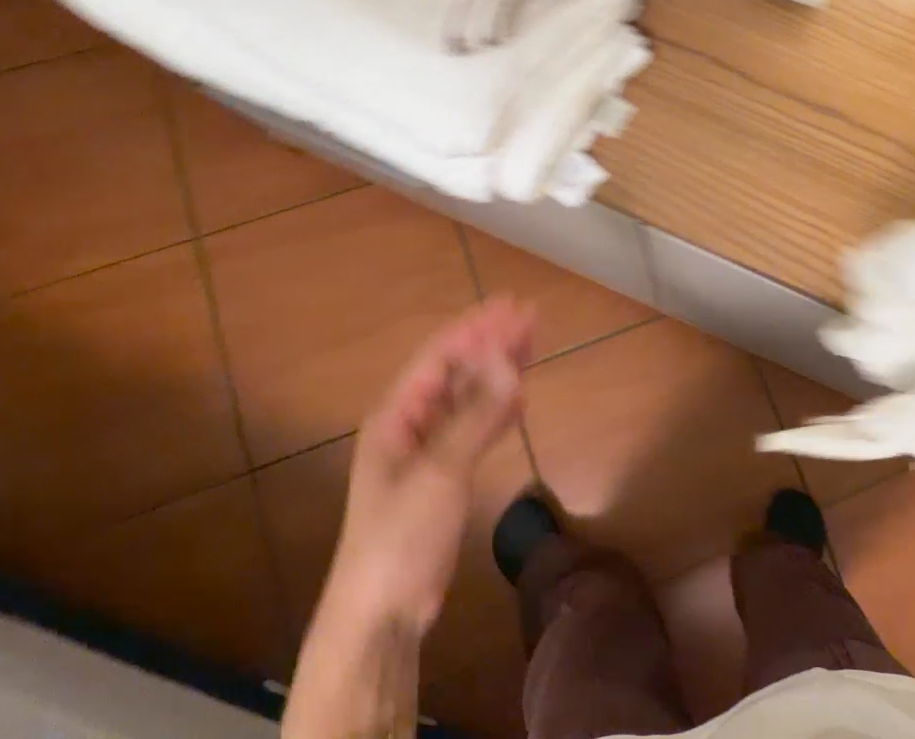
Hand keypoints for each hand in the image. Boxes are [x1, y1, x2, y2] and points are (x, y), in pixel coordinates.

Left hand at [321, 298, 536, 636]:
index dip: (477, 329)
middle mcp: (410, 425)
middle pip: (456, 371)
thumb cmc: (399, 536)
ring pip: (467, 397)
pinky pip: (475, 428)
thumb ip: (475, 417)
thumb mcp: (439, 473)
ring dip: (497, 371)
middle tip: (531, 316)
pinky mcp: (445, 476)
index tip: (513, 306)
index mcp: (395, 416)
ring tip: (532, 344)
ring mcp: (428, 451)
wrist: (382, 608)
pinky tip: (518, 397)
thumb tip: (510, 362)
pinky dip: (497, 409)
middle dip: (491, 343)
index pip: (440, 357)